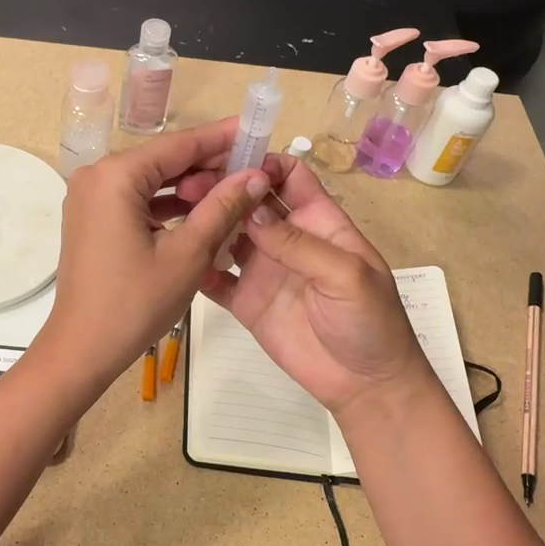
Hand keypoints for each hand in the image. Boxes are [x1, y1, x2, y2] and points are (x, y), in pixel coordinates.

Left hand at [40, 118, 276, 388]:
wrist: (82, 348)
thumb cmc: (135, 302)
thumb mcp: (188, 254)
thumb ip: (222, 208)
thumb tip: (255, 174)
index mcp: (115, 176)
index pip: (178, 144)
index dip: (220, 137)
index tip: (255, 128)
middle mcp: (97, 176)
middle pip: (164, 159)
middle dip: (208, 164)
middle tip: (253, 167)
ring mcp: (90, 197)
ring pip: (152, 180)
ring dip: (190, 186)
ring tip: (235, 191)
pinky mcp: (93, 218)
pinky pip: (137, 199)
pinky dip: (168, 205)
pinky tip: (202, 212)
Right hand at [197, 157, 435, 416]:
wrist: (366, 384)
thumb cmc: (371, 321)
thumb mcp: (346, 274)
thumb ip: (298, 242)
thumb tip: (250, 209)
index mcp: (318, 221)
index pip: (289, 177)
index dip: (262, 164)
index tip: (227, 161)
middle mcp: (287, 238)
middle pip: (251, 200)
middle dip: (224, 188)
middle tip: (188, 186)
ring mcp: (264, 269)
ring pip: (228, 234)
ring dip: (206, 222)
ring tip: (174, 214)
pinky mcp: (246, 301)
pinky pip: (216, 279)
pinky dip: (198, 267)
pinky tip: (178, 258)